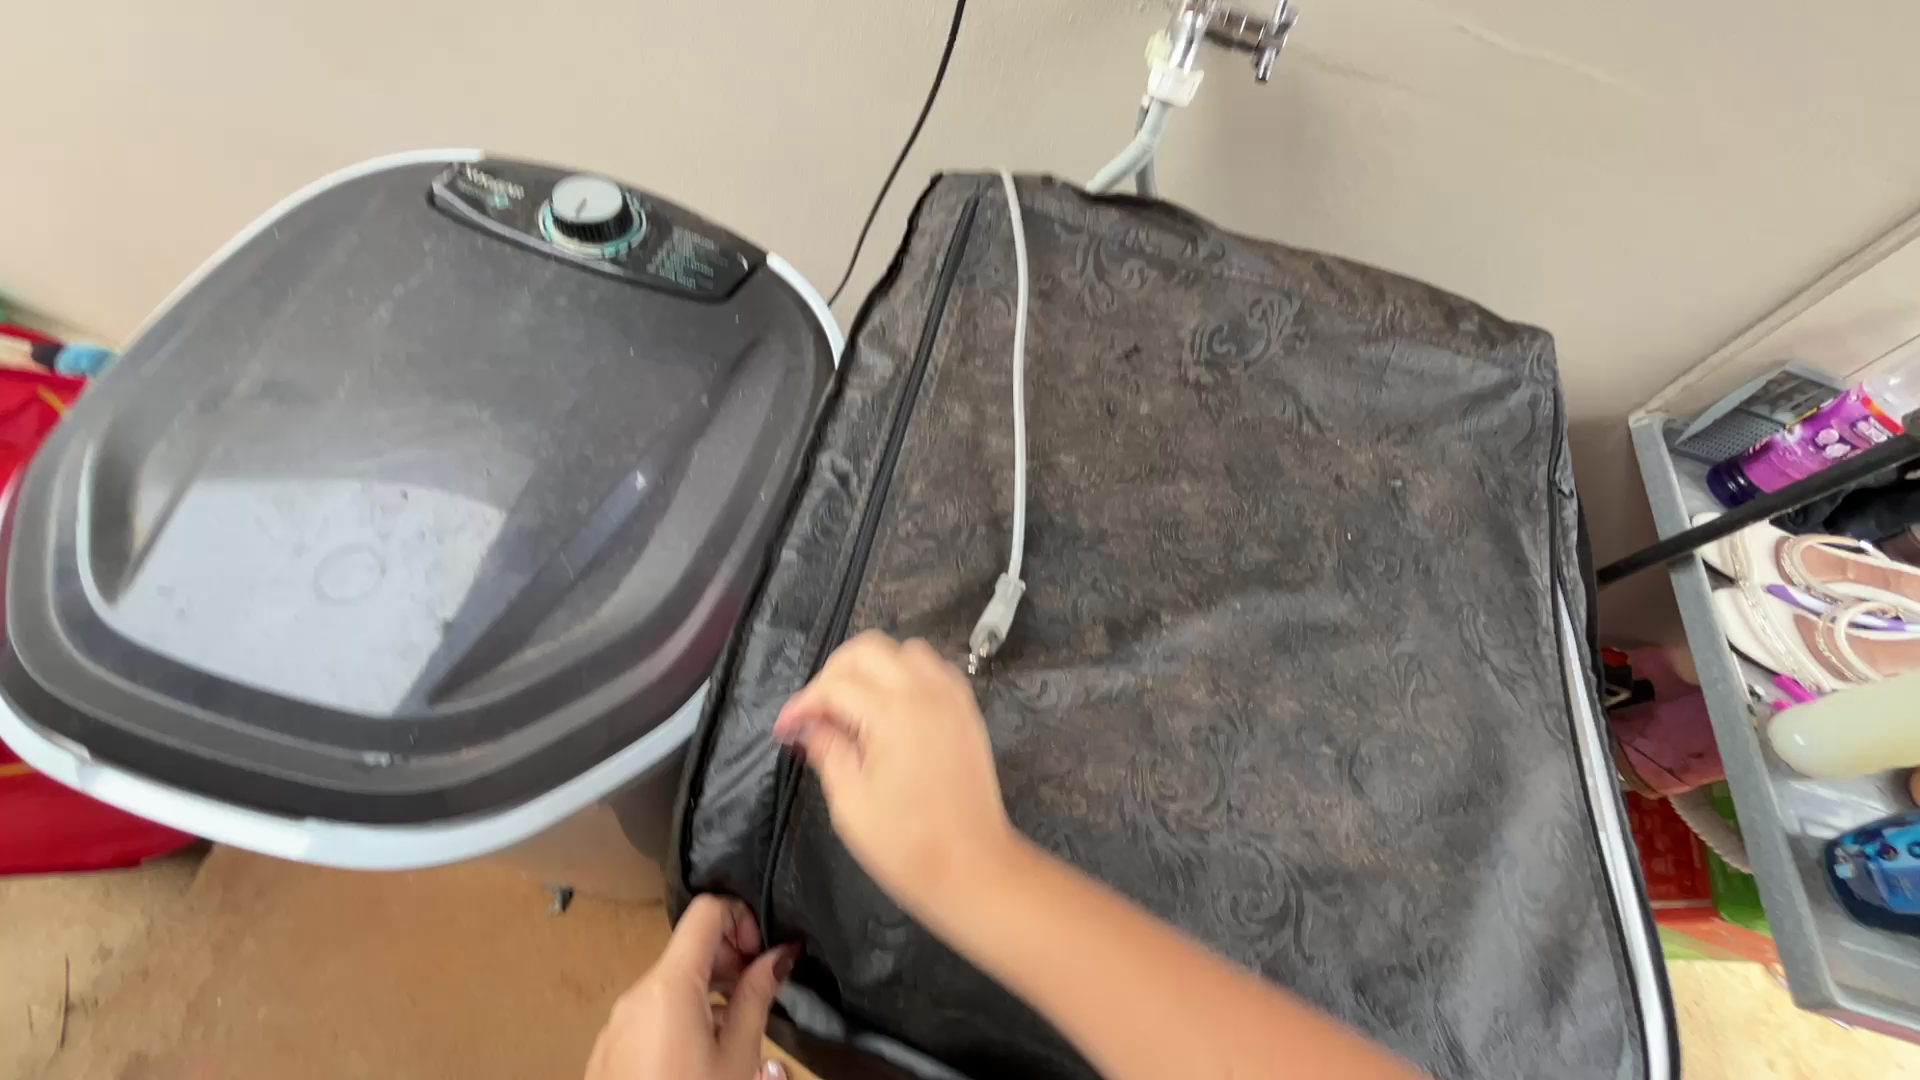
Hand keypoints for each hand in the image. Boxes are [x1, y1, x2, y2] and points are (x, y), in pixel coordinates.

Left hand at [585, 894, 797, 1079]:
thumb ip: (758, 993)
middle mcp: (635, 994)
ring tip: (735, 1031)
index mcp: (668, 984)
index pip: (707, 910)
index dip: (742, 918)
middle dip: (731, 957)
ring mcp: (615, 1026)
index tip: (762, 957)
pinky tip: (701, 1058)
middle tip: (759, 993)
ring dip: (710, 988)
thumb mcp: (739, 1055)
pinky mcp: (607, 1055)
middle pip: (689, 946)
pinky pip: (651, 1013)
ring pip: (671, 982)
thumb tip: (781, 954)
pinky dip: (683, 1015)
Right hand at [773, 632, 1016, 918]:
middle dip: (834, 672)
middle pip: (869, 649)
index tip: (785, 728)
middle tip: (816, 709)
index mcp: (893, 714)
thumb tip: (806, 725)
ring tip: (852, 704)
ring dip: (872, 667)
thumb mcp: (851, 803)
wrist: (973, 867)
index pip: (835, 686)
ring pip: (904, 650)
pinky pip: (933, 668)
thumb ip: (827, 751)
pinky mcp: (967, 708)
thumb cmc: (906, 845)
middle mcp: (925, 692)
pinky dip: (907, 673)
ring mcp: (951, 696)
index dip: (802, 703)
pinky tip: (891, 706)